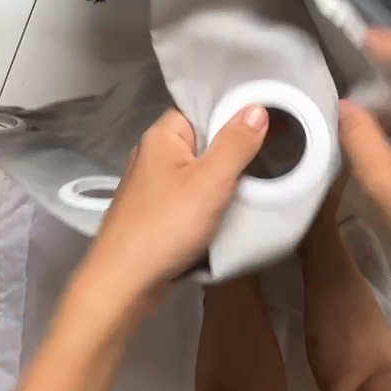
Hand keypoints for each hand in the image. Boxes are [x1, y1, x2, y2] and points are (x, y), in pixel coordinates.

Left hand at [75, 105, 268, 310]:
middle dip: (229, 151)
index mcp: (160, 136)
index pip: (200, 110)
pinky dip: (206, 202)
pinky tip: (226, 211)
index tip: (264, 124)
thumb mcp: (210, 182)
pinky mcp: (152, 212)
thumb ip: (235, 144)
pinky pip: (187, 196)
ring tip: (253, 184)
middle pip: (200, 142)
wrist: (123, 282)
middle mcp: (151, 154)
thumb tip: (256, 108)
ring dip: (219, 180)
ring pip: (195, 171)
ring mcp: (149, 185)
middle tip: (267, 156)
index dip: (230, 115)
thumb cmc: (166, 226)